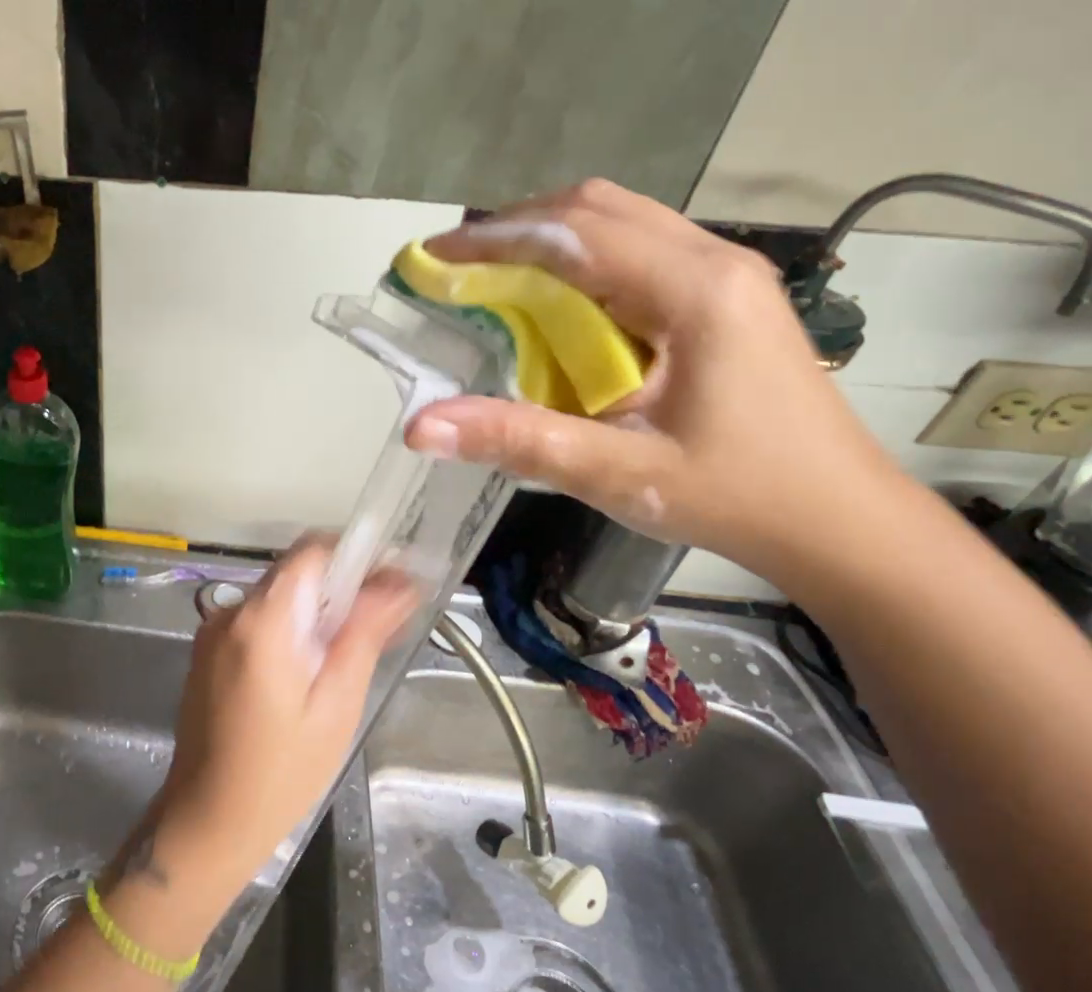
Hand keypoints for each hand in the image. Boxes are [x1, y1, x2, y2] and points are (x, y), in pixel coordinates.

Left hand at [144, 543, 414, 897]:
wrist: (210, 817)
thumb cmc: (283, 771)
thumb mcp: (336, 703)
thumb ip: (363, 633)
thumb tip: (400, 581)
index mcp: (261, 620)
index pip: (311, 552)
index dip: (357, 556)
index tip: (394, 579)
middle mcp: (229, 614)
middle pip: (293, 575)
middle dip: (342, 588)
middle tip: (387, 623)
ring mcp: (212, 634)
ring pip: (276, 600)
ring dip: (317, 613)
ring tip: (355, 652)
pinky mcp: (207, 655)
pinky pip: (257, 626)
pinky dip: (289, 633)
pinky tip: (314, 670)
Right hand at [402, 179, 912, 575]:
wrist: (836, 518)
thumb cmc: (736, 495)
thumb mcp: (617, 473)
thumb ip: (518, 441)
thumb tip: (419, 426)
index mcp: (696, 292)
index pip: (578, 232)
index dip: (494, 238)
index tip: (429, 260)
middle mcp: (715, 262)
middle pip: (597, 208)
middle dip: (514, 229)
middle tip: (450, 269)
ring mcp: (725, 276)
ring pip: (619, 223)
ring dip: (546, 242)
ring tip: (485, 281)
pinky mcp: (723, 298)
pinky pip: (635, 254)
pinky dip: (576, 265)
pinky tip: (546, 308)